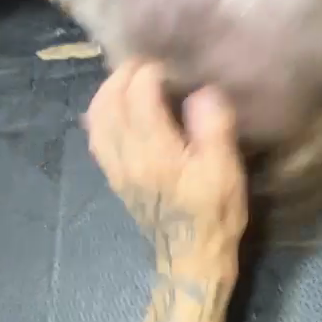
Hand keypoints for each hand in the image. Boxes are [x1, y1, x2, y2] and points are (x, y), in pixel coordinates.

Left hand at [84, 59, 247, 269]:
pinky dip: (102, 112)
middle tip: (151, 63)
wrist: (190, 259)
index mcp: (156, 150)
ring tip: (132, 78)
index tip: (174, 65)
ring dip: (110, 89)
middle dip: (127, 72)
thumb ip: (213, 127)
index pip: (140, 93)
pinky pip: (95, 135)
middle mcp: (127, 155)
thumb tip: (201, 90)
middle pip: (111, 99)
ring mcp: (115, 167)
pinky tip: (118, 107)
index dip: (154, 69)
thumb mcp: (226, 171)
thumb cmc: (214, 214)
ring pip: (96, 115)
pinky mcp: (113, 177)